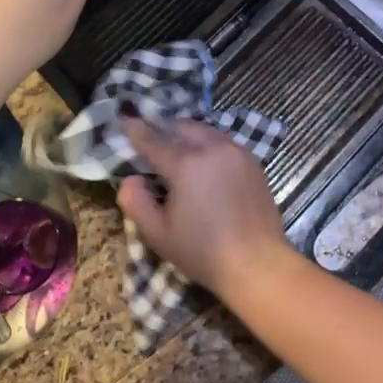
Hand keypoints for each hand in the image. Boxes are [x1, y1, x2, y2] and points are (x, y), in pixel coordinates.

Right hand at [117, 118, 293, 298]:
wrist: (257, 263)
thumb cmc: (202, 251)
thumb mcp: (158, 234)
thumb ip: (136, 202)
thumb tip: (131, 179)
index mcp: (186, 164)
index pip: (153, 140)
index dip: (136, 130)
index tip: (125, 119)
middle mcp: (212, 148)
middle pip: (182, 127)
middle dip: (165, 131)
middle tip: (154, 145)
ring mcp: (237, 152)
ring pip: (206, 131)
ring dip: (189, 136)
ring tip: (180, 154)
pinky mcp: (253, 162)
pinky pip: (224, 143)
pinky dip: (210, 145)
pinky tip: (207, 166)